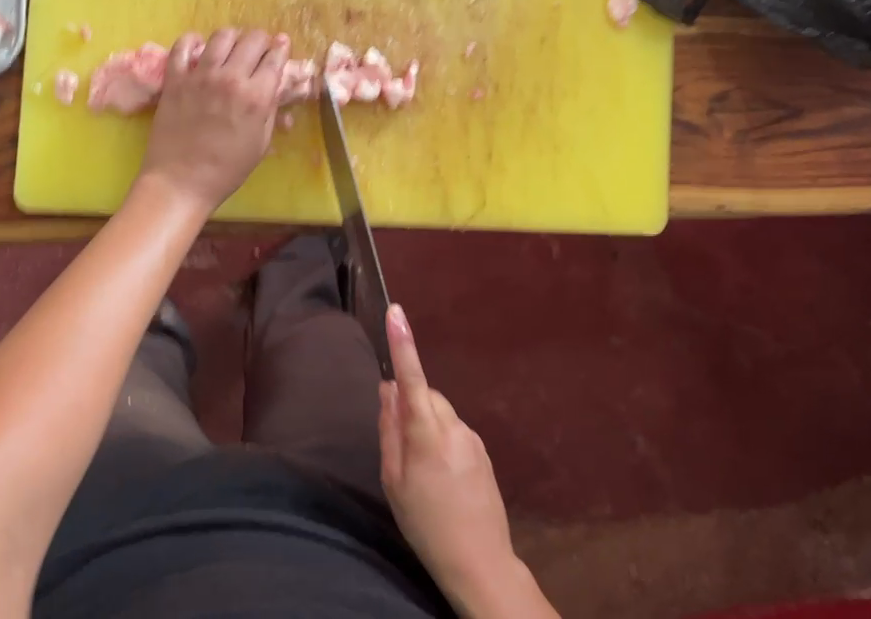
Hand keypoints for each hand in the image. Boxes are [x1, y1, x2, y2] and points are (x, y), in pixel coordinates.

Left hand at [138, 28, 290, 214]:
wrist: (181, 181)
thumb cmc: (227, 170)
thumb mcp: (260, 143)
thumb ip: (270, 110)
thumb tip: (276, 87)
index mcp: (256, 96)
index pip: (274, 58)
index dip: (281, 49)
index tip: (281, 46)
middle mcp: (230, 78)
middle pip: (252, 39)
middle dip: (260, 41)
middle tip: (258, 50)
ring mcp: (200, 75)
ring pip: (222, 36)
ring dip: (232, 38)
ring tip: (231, 48)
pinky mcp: (175, 79)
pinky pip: (183, 46)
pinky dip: (192, 41)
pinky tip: (198, 48)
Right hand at [380, 305, 548, 617]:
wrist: (480, 561)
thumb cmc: (425, 523)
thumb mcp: (393, 481)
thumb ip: (389, 430)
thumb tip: (387, 389)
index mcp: (425, 434)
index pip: (411, 378)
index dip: (402, 343)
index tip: (396, 310)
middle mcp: (453, 426)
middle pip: (426, 395)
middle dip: (410, 406)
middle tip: (399, 449)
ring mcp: (472, 438)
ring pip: (440, 414)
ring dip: (426, 427)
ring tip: (422, 474)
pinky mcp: (483, 451)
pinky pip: (454, 431)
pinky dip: (441, 441)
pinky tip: (441, 479)